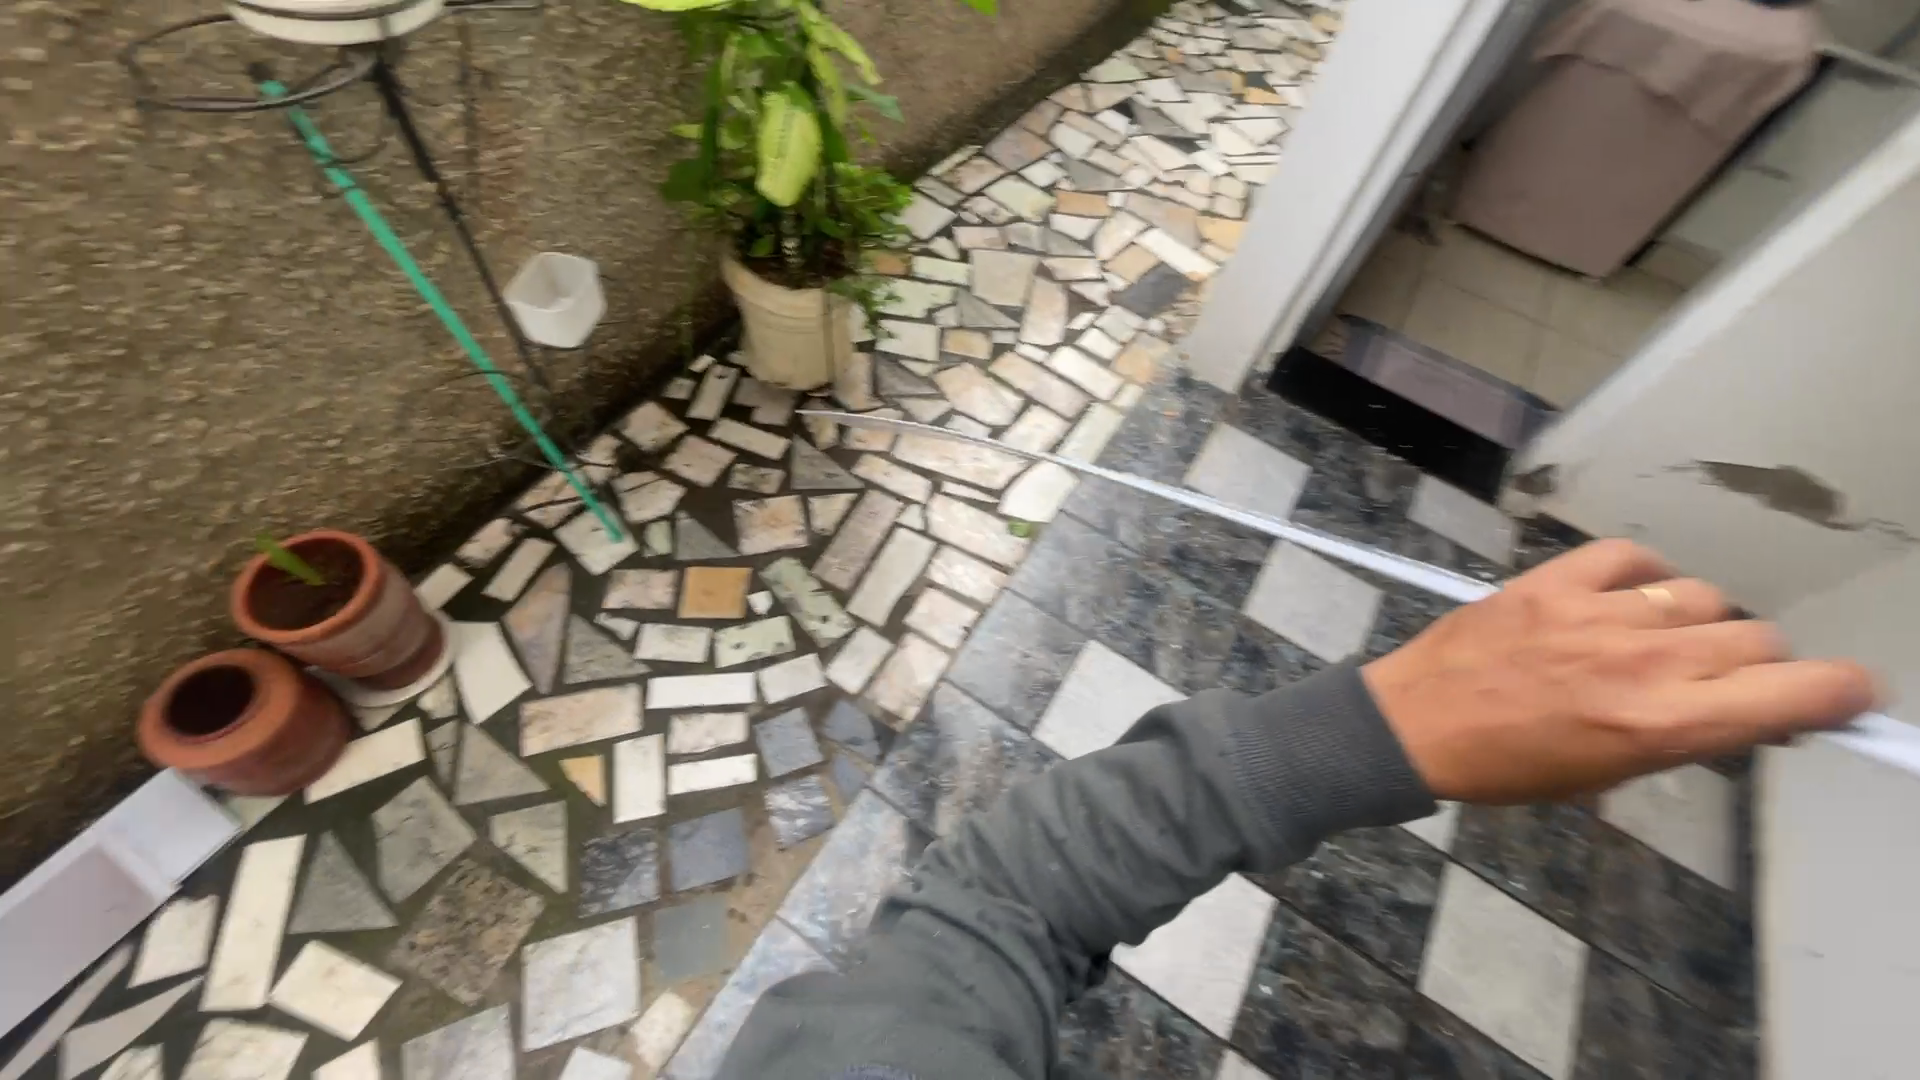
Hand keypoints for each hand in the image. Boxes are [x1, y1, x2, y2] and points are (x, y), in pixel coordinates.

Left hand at [1361, 538, 1877, 802]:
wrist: (1412, 725)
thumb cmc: (1506, 765)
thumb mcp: (1608, 774)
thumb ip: (1684, 736)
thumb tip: (1748, 709)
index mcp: (1666, 723)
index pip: (1808, 689)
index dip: (1835, 692)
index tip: (1824, 696)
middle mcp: (1643, 661)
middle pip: (1757, 638)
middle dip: (1752, 663)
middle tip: (1709, 678)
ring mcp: (1591, 613)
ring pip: (1700, 595)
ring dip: (1694, 621)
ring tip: (1654, 639)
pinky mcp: (1545, 583)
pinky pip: (1626, 555)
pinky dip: (1641, 572)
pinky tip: (1624, 594)